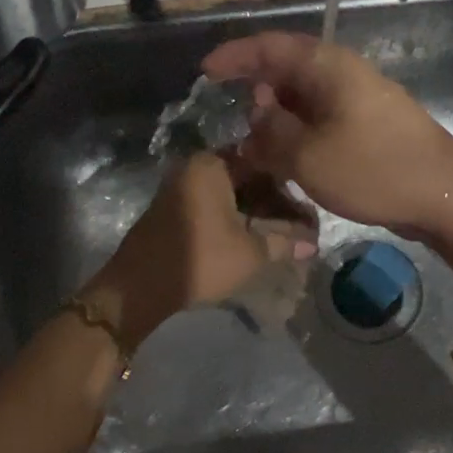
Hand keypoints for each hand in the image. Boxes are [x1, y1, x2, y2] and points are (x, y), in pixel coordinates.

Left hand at [81, 152, 315, 344]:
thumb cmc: (199, 261)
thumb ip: (284, 242)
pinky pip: (213, 207)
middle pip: (247, 179)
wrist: (139, 288)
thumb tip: (313, 244)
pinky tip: (253, 239)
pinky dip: (235, 220)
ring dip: (256, 215)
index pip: (265, 165)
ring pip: (230, 196)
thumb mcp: (250, 252)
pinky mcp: (173, 210)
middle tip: (300, 230)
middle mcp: (195, 168)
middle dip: (275, 205)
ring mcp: (180, 188)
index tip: (310, 213)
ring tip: (281, 239)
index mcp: (212, 164)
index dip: (291, 190)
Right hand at [202, 32, 452, 235]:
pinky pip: (323, 122)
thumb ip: (270, 135)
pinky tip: (288, 161)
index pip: (271, 46)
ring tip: (254, 148)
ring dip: (277, 120)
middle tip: (231, 121)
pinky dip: (299, 135)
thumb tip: (253, 123)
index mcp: (329, 68)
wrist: (444, 197)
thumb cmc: (374, 170)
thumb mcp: (308, 156)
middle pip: (288, 72)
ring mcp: (361, 102)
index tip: (204, 73)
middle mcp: (345, 76)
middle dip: (255, 92)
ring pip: (305, 101)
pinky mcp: (370, 130)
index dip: (235, 56)